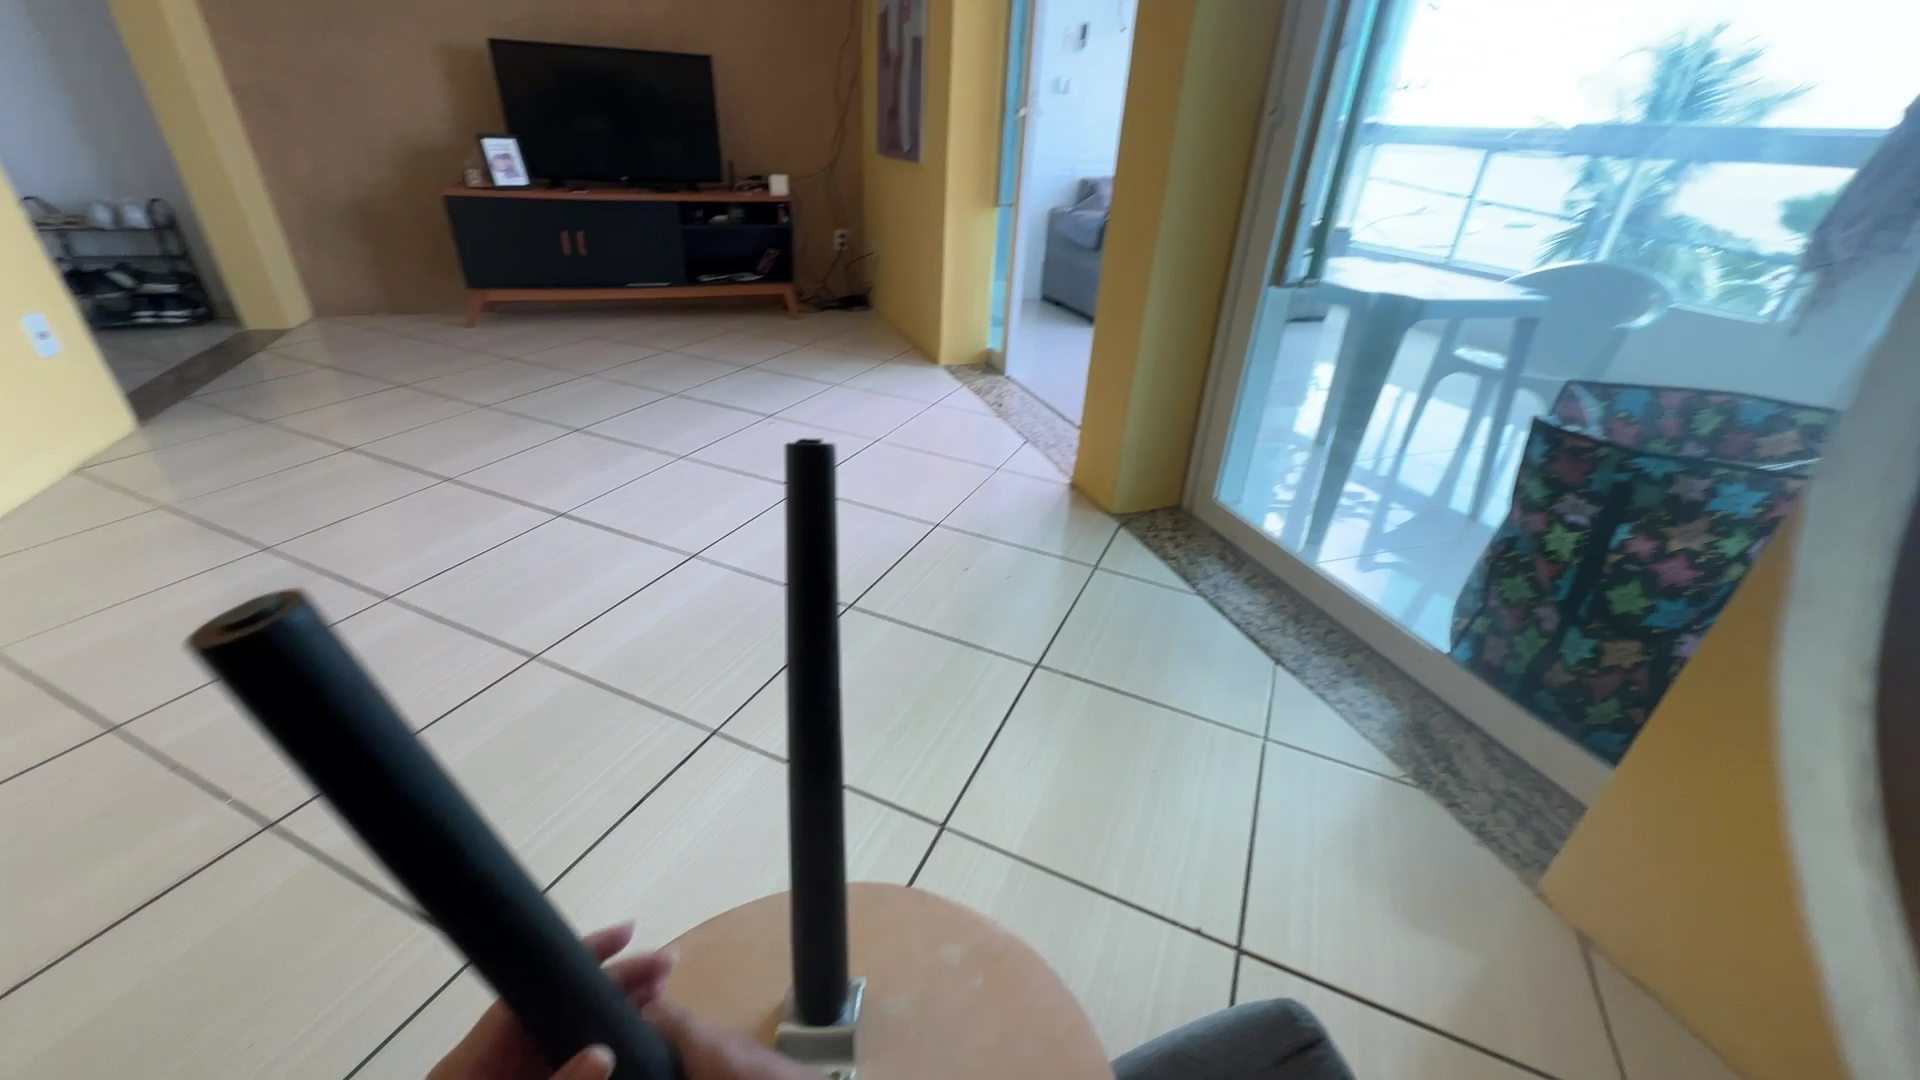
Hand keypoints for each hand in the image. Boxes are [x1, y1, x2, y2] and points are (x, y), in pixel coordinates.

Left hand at [430, 924, 816, 1079]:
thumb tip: (600, 1053)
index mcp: (481, 1058)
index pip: (533, 982)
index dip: (584, 950)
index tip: (631, 928)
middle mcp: (504, 1056)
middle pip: (566, 996)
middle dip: (621, 973)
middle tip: (673, 960)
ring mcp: (532, 1068)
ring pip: (582, 1023)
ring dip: (626, 1000)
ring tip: (670, 981)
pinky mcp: (554, 1077)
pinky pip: (587, 1050)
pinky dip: (620, 1033)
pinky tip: (653, 1020)